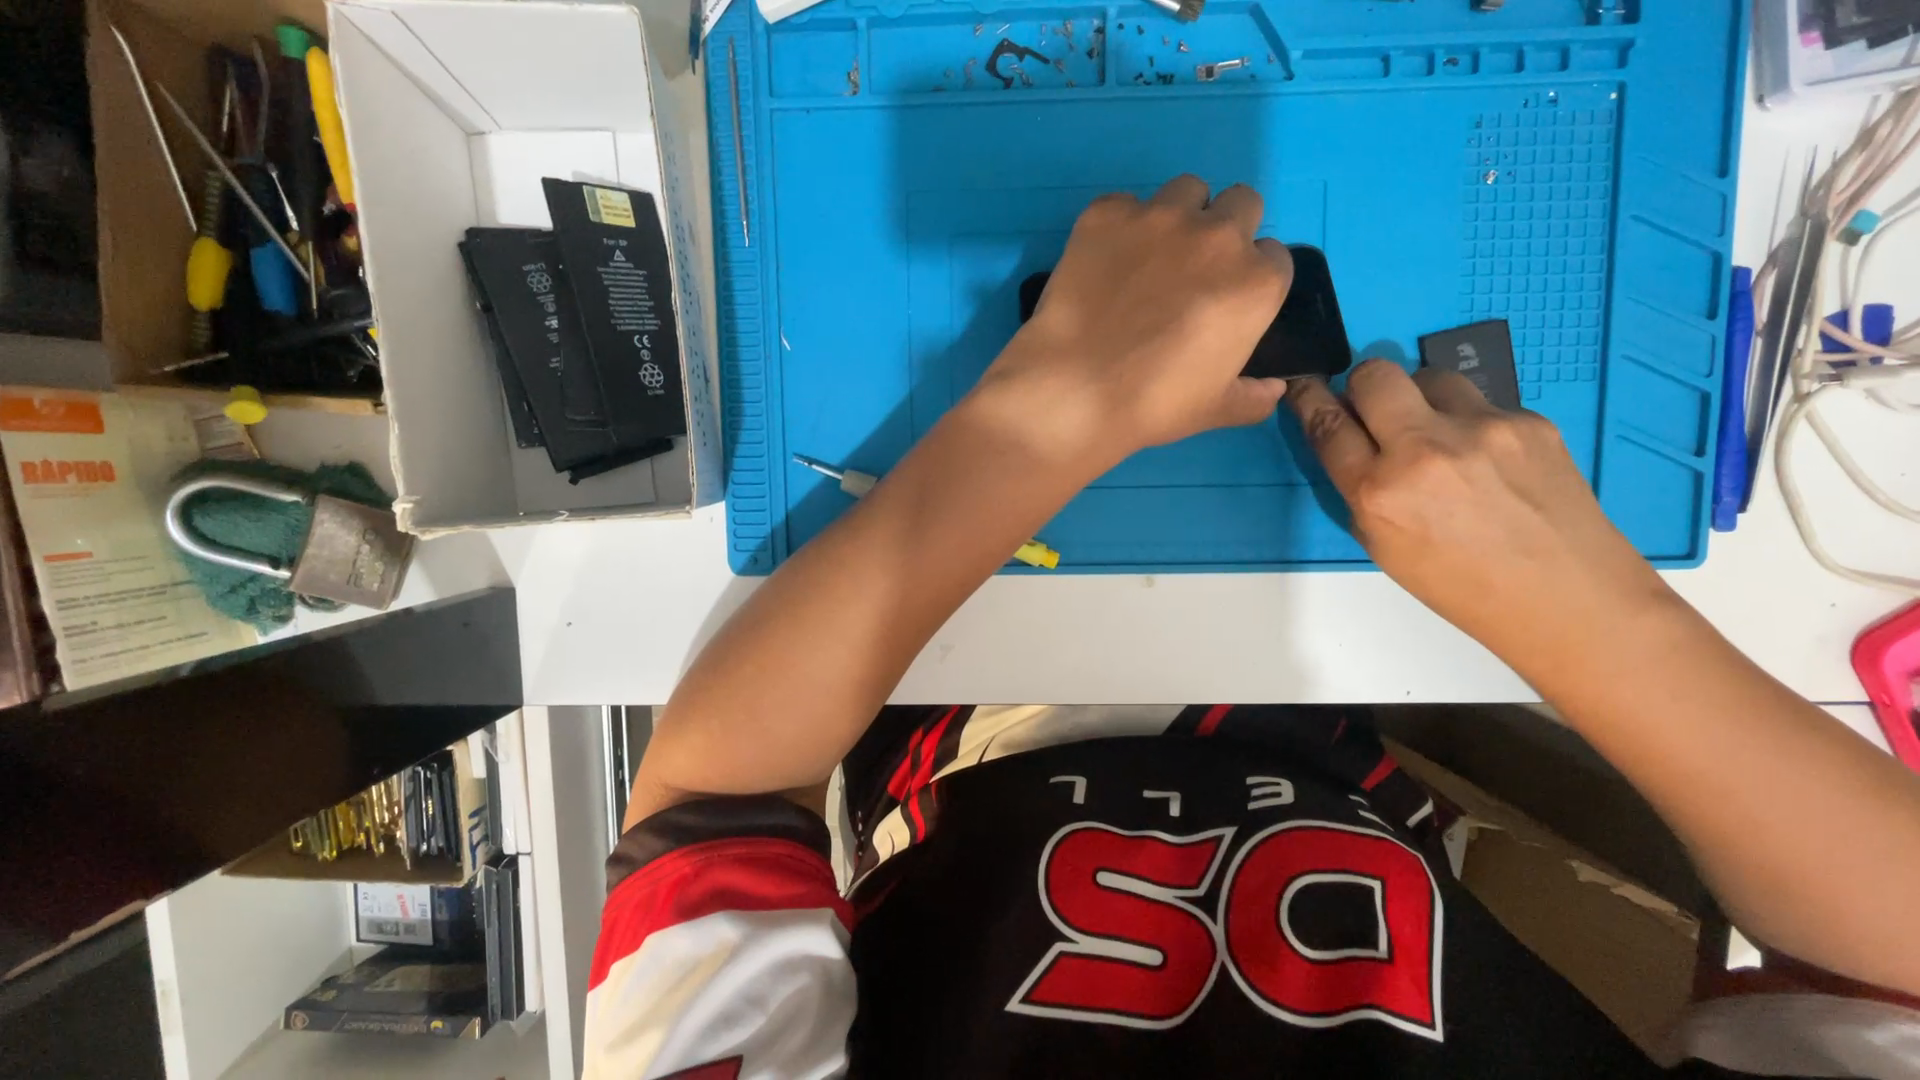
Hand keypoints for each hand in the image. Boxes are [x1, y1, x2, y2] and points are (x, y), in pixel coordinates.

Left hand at [976, 176, 1294, 462]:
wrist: (1075, 389)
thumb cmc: (1154, 404)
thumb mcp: (1216, 409)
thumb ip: (1253, 395)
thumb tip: (1274, 389)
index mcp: (1256, 281)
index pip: (1273, 256)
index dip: (1248, 277)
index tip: (1223, 299)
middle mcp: (1217, 236)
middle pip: (1240, 204)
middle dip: (1225, 229)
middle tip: (1191, 271)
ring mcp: (1161, 218)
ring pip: (1186, 190)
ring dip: (1179, 215)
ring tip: (1148, 257)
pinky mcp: (1108, 213)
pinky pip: (1124, 203)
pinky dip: (1119, 226)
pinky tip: (1102, 262)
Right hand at [1288, 360, 1670, 658]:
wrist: (1566, 598)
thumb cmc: (1461, 586)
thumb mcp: (1384, 547)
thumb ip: (1361, 489)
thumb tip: (1354, 441)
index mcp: (1379, 493)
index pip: (1327, 424)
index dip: (1309, 399)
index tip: (1305, 386)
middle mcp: (1425, 450)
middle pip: (1375, 375)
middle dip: (1364, 386)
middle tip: (1375, 410)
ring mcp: (1482, 428)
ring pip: (1430, 377)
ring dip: (1421, 400)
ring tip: (1441, 438)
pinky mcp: (1529, 421)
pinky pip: (1481, 403)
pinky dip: (1472, 424)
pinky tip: (1490, 461)